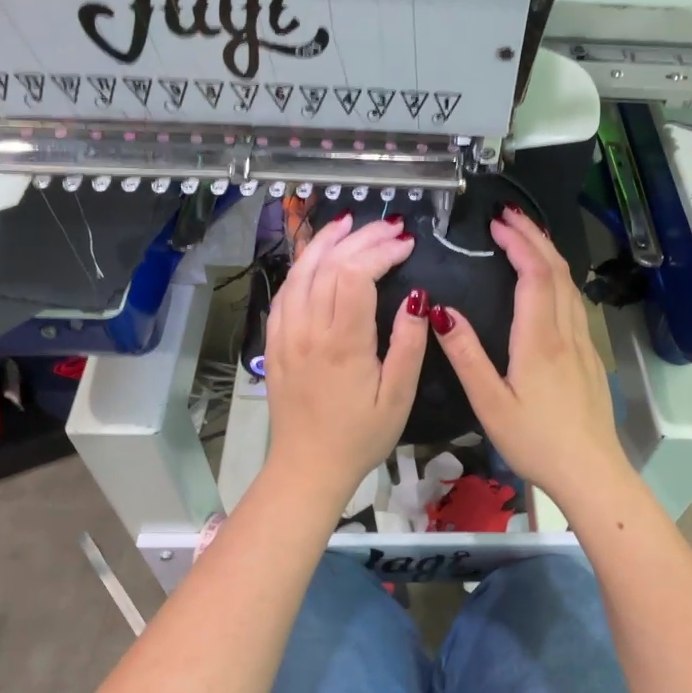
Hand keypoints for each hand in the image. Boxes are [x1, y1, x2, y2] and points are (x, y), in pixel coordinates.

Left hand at [263, 214, 427, 497]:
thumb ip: (408, 346)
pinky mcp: (274, 343)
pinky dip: (300, 267)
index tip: (407, 243)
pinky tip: (314, 259)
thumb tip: (417, 298)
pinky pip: (284, 293)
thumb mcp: (397, 398)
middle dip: (360, 238)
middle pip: (329, 265)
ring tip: (349, 224)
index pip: (356, 274)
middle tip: (389, 227)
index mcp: (342, 343)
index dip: (382, 250)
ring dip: (325, 243)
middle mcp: (308, 330)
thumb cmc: (360, 437)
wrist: (307, 467)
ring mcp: (285, 335)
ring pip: (300, 272)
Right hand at [431, 207, 632, 504]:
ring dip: (549, 255)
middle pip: (557, 271)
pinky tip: (548, 285)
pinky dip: (558, 279)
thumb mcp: (489, 404)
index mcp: (540, 340)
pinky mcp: (590, 357)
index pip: (534, 274)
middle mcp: (566, 333)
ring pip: (570, 285)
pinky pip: (575, 303)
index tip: (496, 224)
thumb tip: (440, 311)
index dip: (518, 243)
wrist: (591, 470)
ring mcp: (583, 344)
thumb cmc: (536, 441)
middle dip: (534, 237)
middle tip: (510, 217)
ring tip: (526, 239)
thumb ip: (466, 356)